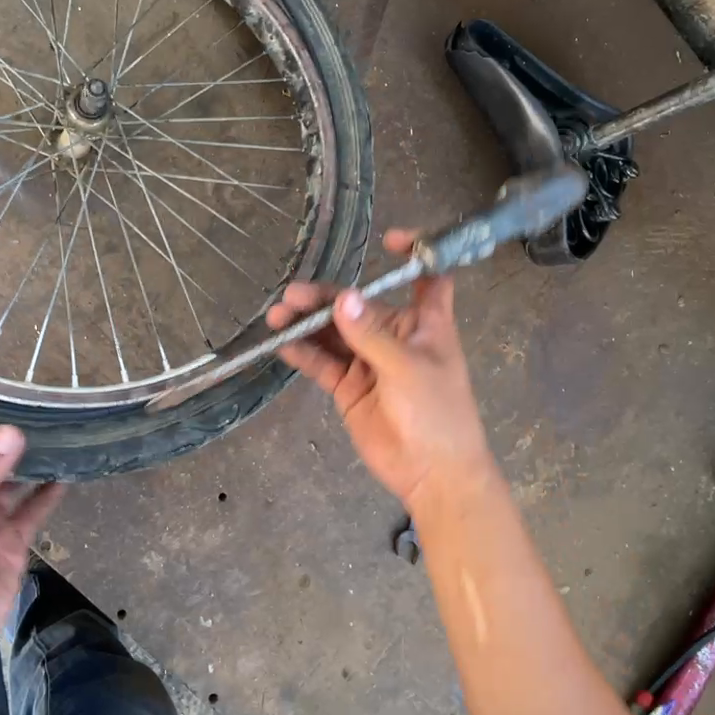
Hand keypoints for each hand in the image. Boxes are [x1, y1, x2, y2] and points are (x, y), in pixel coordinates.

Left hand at [0, 426, 64, 668]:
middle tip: (43, 407)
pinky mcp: (14, 540)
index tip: (1, 392)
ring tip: (61, 433)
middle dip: (13, 441)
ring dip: (36, 463)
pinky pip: (35, 509)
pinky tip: (69, 472)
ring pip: (18, 483)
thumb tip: (12, 432)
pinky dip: (51, 493)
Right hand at [268, 230, 491, 511]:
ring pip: (334, 332)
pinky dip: (303, 353)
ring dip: (307, 324)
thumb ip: (370, 334)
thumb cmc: (437, 413)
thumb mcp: (407, 368)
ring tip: (278, 318)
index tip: (387, 240)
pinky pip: (322, 363)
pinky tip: (282, 345)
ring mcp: (369, 361)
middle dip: (326, 298)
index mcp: (424, 324)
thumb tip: (342, 298)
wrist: (432, 473)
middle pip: (357, 305)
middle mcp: (395, 336)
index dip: (413, 254)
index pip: (425, 277)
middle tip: (292, 296)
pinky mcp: (349, 386)